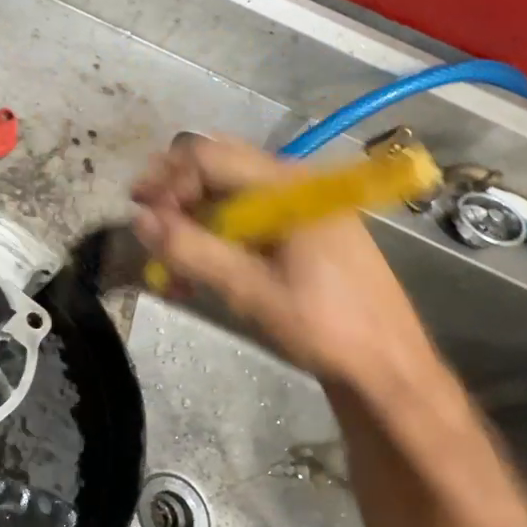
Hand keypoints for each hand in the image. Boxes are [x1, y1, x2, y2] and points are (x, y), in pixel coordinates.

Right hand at [130, 134, 442, 389]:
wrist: (388, 369)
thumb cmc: (325, 326)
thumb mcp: (250, 291)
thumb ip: (192, 251)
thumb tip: (138, 219)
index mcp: (288, 188)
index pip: (208, 157)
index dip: (167, 181)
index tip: (141, 217)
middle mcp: (292, 185)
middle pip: (214, 165)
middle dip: (171, 194)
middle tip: (145, 228)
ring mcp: (295, 207)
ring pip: (221, 191)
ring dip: (186, 218)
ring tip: (165, 261)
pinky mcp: (295, 232)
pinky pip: (239, 216)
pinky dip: (208, 236)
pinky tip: (192, 273)